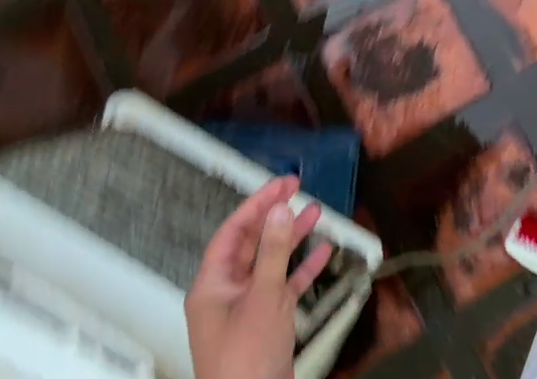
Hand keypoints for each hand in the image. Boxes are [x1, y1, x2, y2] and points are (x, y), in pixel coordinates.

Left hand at [186, 176, 333, 378]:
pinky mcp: (267, 320)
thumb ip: (273, 252)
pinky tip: (324, 251)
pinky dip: (303, 267)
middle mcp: (227, 292)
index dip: (257, 204)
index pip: (232, 233)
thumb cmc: (247, 352)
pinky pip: (285, 284)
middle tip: (299, 189)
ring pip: (271, 262)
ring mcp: (247, 306)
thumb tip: (279, 210)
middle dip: (274, 217)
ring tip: (317, 212)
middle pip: (251, 244)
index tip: (284, 184)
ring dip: (292, 237)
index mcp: (212, 285)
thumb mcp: (263, 297)